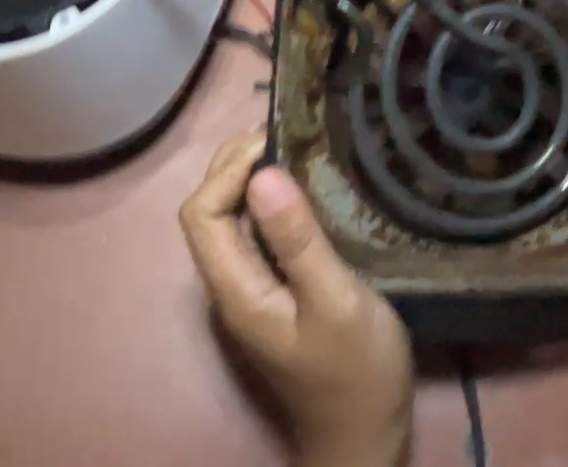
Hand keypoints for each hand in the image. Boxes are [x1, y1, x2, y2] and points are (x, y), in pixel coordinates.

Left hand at [180, 132, 414, 466]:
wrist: (366, 436)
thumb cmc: (356, 371)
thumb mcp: (334, 301)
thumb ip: (297, 240)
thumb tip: (262, 174)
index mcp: (236, 289)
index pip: (201, 214)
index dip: (227, 171)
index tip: (274, 142)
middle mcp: (232, 285)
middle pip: (209, 212)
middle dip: (235, 165)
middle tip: (284, 131)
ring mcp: (252, 289)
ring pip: (232, 220)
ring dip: (252, 178)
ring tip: (293, 146)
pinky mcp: (274, 290)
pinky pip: (256, 232)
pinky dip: (271, 200)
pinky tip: (305, 186)